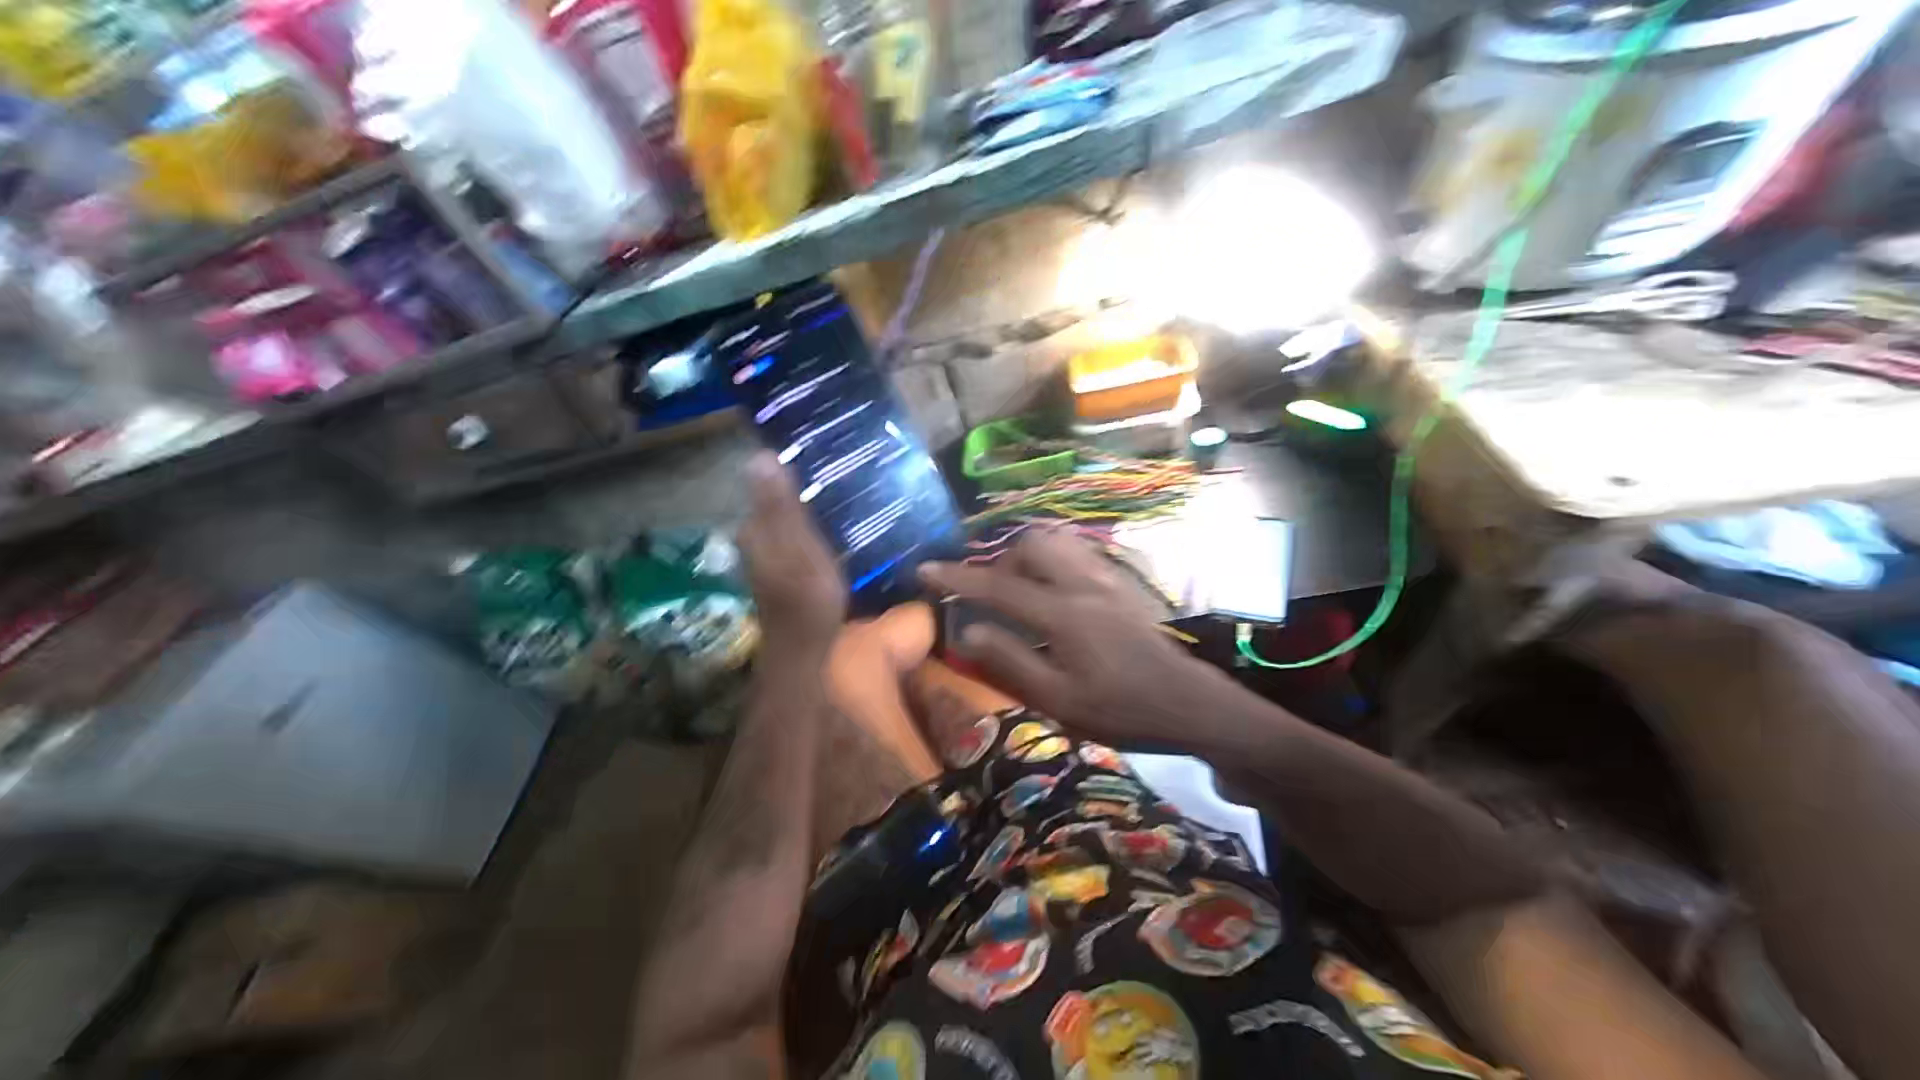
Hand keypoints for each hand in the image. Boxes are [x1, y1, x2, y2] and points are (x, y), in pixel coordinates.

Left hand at [738, 452, 845, 651]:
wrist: (803, 652)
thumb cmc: (806, 599)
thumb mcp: (799, 548)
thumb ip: (780, 506)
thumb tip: (758, 454)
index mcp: (755, 526)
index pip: (768, 479)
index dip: (794, 464)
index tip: (827, 449)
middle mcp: (754, 537)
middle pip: (778, 497)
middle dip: (805, 482)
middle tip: (845, 467)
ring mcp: (768, 555)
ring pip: (789, 516)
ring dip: (812, 504)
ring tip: (848, 489)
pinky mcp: (784, 569)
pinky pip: (799, 534)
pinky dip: (815, 526)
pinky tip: (838, 525)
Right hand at [918, 529, 1237, 747]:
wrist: (1191, 705)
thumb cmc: (1123, 711)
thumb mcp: (1059, 702)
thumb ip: (1010, 662)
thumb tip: (965, 631)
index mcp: (1063, 615)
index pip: (998, 586)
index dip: (956, 577)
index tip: (923, 569)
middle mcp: (1083, 585)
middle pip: (1031, 545)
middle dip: (999, 562)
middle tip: (991, 596)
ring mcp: (1107, 580)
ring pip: (1057, 541)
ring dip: (1028, 557)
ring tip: (1020, 591)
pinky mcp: (1122, 585)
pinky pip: (1078, 552)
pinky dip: (1053, 560)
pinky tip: (1054, 591)